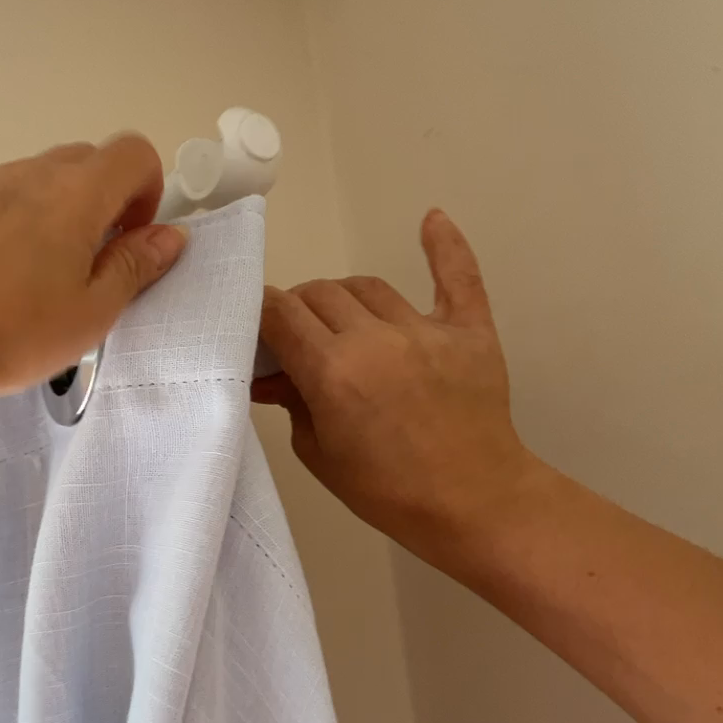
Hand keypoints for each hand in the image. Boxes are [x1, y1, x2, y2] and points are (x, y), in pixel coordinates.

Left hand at [0, 135, 186, 406]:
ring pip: (35, 181)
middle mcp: (27, 176)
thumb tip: (169, 236)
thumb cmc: (10, 335)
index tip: (130, 240)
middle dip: (103, 201)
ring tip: (35, 276)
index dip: (147, 191)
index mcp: (75, 194)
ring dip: (54, 212)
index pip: (133, 153)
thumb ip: (133, 267)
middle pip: (84, 162)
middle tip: (89, 262)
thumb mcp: (89, 314)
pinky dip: (10, 224)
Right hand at [253, 210, 544, 553]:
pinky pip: (458, 277)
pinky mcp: (470, 331)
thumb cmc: (382, 489)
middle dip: (295, 308)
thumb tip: (273, 375)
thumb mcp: (316, 451)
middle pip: (319, 293)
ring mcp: (425, 330)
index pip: (280, 314)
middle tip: (292, 337)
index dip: (258, 312)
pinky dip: (444, 246)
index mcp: (331, 371)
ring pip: (366, 286)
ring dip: (340, 297)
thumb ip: (291, 401)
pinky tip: (431, 218)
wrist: (471, 504)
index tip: (250, 322)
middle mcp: (374, 338)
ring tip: (335, 320)